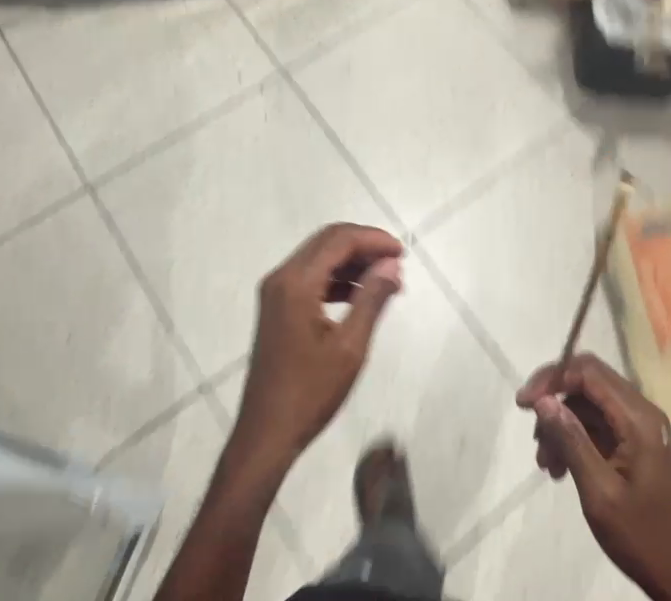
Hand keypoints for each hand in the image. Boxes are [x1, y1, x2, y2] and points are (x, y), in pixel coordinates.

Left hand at [233, 224, 403, 462]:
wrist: (267, 432)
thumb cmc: (311, 392)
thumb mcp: (350, 347)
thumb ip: (372, 299)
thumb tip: (392, 265)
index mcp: (296, 283)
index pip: (338, 240)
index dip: (373, 239)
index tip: (403, 253)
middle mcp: (281, 278)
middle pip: (326, 242)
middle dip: (364, 246)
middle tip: (397, 263)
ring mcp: (275, 293)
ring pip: (318, 259)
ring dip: (352, 263)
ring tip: (387, 282)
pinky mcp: (277, 308)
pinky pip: (310, 278)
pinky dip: (337, 279)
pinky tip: (362, 296)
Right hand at [516, 354, 670, 600]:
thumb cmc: (641, 535)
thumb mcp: (599, 491)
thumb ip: (571, 440)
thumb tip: (543, 400)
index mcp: (638, 418)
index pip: (588, 371)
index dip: (552, 378)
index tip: (524, 405)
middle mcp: (642, 414)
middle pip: (588, 383)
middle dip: (554, 402)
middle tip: (533, 435)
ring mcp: (640, 430)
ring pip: (589, 406)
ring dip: (562, 425)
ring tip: (546, 464)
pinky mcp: (636, 446)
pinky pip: (599, 427)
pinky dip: (575, 440)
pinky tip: (560, 469)